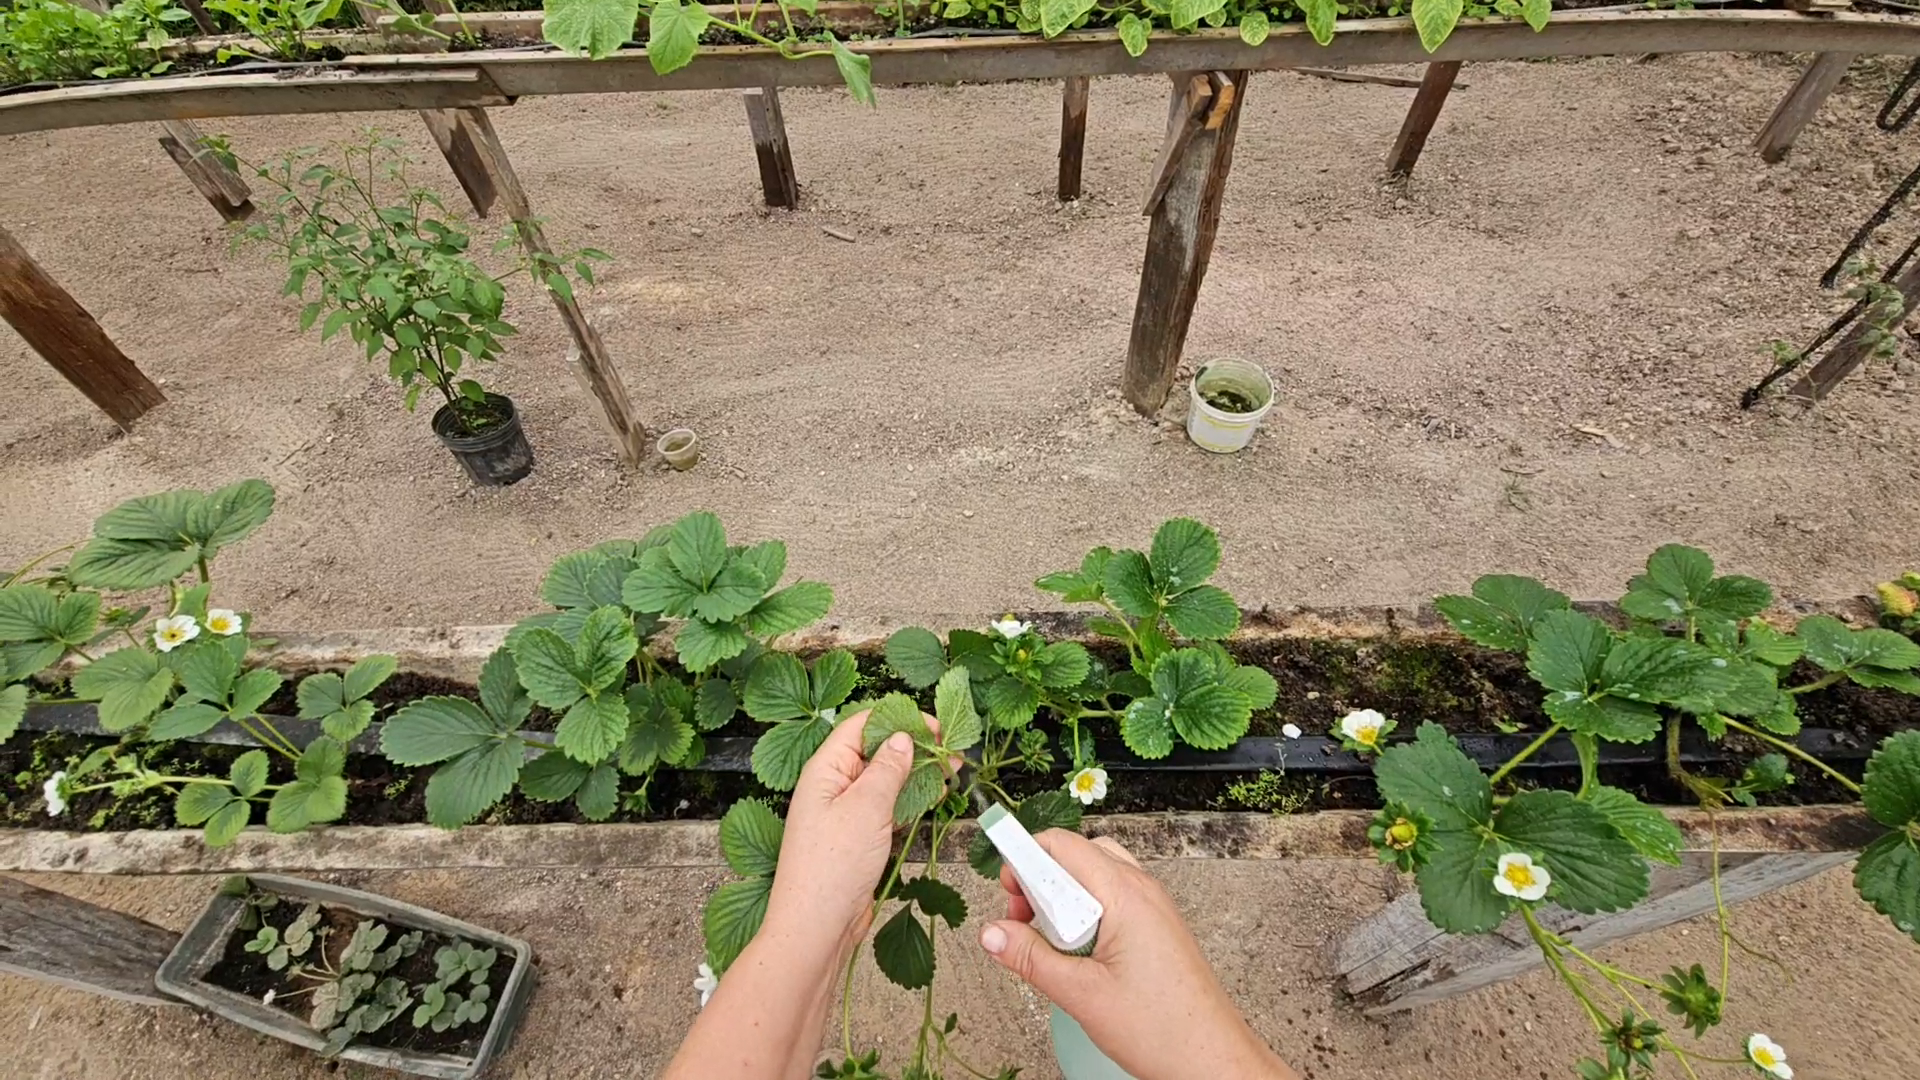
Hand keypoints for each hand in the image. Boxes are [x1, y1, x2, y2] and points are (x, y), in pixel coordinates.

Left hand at [665, 713, 926, 1079]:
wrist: (814, 931)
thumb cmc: (830, 869)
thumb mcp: (865, 808)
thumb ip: (887, 768)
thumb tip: (903, 738)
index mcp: (826, 769)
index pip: (862, 724)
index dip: (898, 718)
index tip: (934, 724)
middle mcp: (834, 785)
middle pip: (876, 750)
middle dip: (913, 744)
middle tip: (950, 748)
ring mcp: (846, 811)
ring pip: (885, 778)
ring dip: (917, 771)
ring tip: (951, 768)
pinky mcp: (858, 835)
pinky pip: (887, 805)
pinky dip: (910, 797)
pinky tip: (934, 794)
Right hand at [978, 831, 1298, 1079]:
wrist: (1216, 1064)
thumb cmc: (1163, 1031)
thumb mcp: (1082, 995)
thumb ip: (1031, 959)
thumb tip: (991, 934)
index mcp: (1124, 894)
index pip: (1063, 845)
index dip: (1026, 857)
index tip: (1005, 885)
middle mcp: (1141, 888)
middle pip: (1077, 854)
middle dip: (1041, 877)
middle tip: (1021, 916)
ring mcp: (1152, 904)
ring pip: (1094, 873)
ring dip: (1063, 894)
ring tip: (1047, 935)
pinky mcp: (1156, 923)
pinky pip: (1112, 894)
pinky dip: (1085, 907)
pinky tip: (1076, 946)